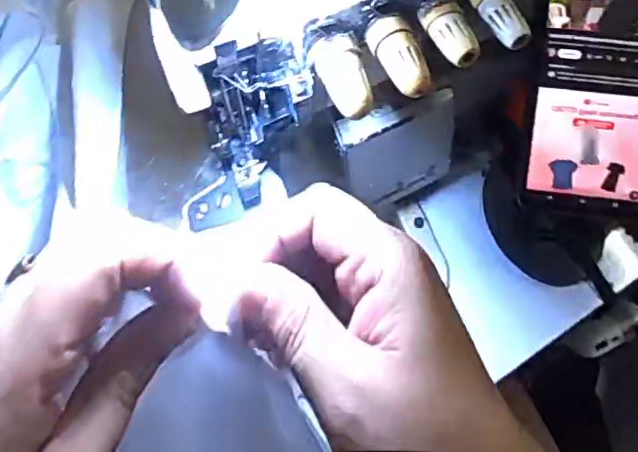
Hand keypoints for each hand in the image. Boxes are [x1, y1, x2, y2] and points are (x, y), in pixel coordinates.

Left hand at [0, 216, 199, 451]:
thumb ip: (127, 377)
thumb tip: (186, 310)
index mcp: (10, 354)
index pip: (102, 254)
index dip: (165, 258)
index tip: (200, 299)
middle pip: (91, 236)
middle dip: (156, 250)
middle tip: (194, 292)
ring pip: (78, 246)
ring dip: (135, 258)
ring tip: (172, 295)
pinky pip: (62, 273)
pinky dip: (109, 273)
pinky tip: (130, 306)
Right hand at [220, 184, 543, 451]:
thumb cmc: (420, 428)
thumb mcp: (348, 384)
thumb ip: (294, 324)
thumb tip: (241, 281)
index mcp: (386, 258)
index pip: (317, 210)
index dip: (266, 235)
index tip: (224, 285)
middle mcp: (388, 259)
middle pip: (316, 231)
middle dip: (265, 262)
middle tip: (217, 309)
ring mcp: (387, 288)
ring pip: (319, 265)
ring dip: (276, 291)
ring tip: (233, 329)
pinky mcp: (383, 317)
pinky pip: (331, 296)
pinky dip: (296, 313)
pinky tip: (266, 344)